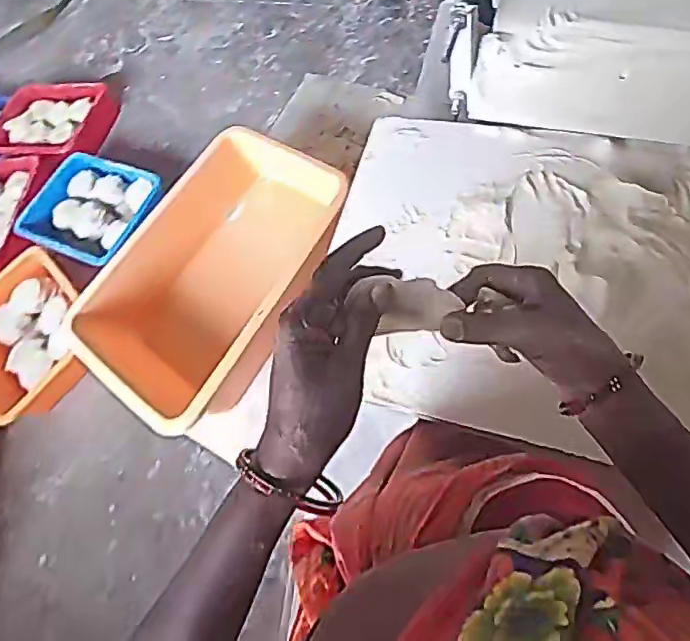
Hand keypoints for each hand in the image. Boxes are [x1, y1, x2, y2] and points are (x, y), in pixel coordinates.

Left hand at [256, 226, 395, 485]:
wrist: (292, 455)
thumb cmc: (316, 415)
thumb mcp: (348, 365)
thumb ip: (363, 321)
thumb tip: (381, 286)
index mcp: (301, 320)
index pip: (332, 273)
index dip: (358, 250)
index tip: (380, 233)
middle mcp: (298, 320)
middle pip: (334, 283)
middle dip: (366, 272)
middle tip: (397, 271)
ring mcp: (303, 333)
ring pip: (336, 300)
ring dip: (363, 292)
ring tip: (393, 290)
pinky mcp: (309, 347)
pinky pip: (335, 318)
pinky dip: (357, 311)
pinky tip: (376, 313)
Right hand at [441, 265, 630, 399]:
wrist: (598, 382)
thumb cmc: (570, 345)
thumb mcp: (521, 330)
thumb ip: (482, 326)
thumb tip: (447, 323)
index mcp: (530, 279)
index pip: (485, 275)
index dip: (463, 290)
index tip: (446, 311)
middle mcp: (530, 293)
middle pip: (488, 294)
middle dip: (477, 314)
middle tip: (466, 331)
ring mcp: (532, 315)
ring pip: (494, 316)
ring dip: (489, 332)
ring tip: (501, 346)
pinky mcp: (533, 336)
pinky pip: (504, 334)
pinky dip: (500, 344)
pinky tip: (511, 355)